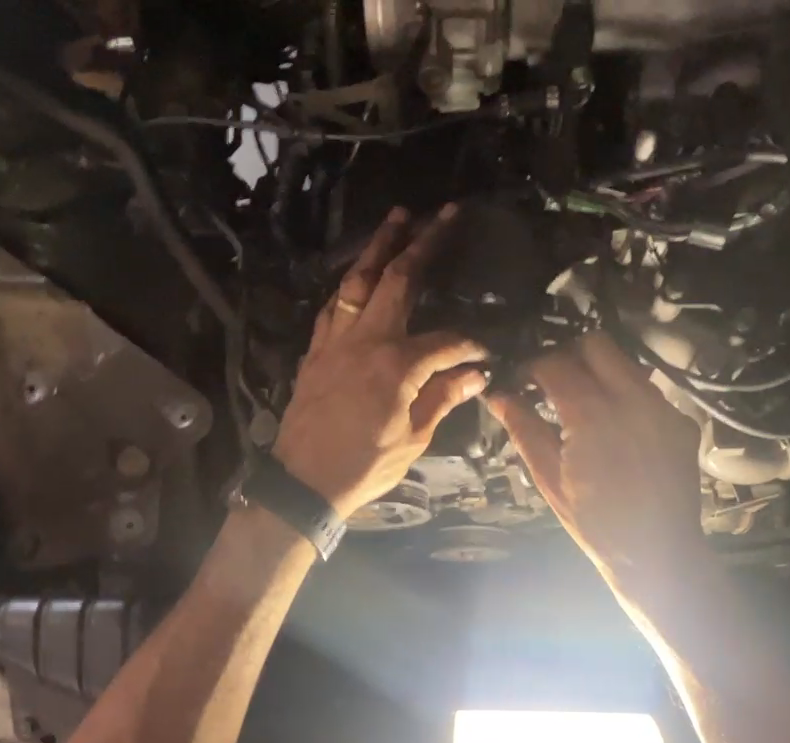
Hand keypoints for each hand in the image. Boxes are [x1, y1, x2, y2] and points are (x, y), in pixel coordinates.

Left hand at [272, 204, 488, 517]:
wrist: (303, 482)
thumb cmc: (364, 466)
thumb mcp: (414, 438)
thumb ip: (444, 398)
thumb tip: (476, 373)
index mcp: (398, 364)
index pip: (446, 339)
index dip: (471, 343)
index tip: (486, 353)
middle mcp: (366, 340)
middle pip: (398, 279)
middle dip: (424, 242)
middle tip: (444, 213)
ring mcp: (335, 341)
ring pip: (358, 280)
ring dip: (379, 246)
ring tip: (398, 217)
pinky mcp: (316, 351)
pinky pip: (334, 306)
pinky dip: (350, 284)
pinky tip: (359, 276)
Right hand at [487, 333, 707, 585]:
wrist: (656, 552)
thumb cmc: (594, 522)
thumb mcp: (549, 479)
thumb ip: (524, 429)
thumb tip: (498, 396)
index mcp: (592, 413)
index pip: (554, 363)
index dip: (531, 366)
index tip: (521, 380)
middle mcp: (632, 397)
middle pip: (595, 344)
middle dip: (568, 355)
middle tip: (552, 382)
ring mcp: (662, 407)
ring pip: (626, 363)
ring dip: (599, 372)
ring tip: (583, 402)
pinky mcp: (682, 421)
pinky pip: (649, 391)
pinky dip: (627, 397)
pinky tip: (616, 426)